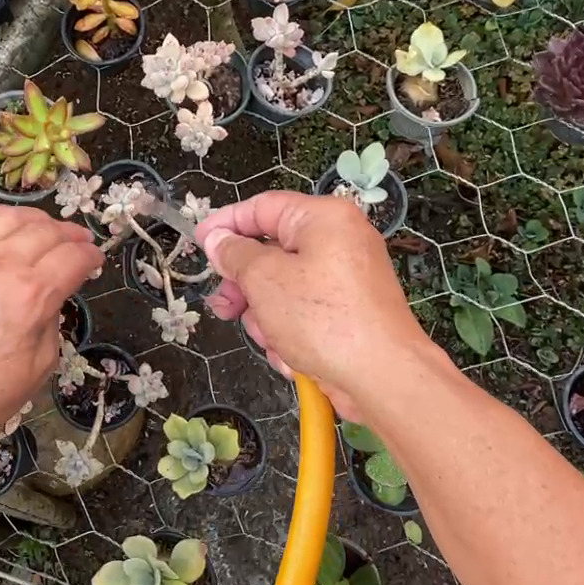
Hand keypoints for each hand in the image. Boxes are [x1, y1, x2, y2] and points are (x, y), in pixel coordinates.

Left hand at [0, 206, 101, 457]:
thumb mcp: (40, 366)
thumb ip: (51, 321)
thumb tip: (50, 298)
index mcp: (32, 294)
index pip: (74, 257)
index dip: (91, 255)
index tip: (95, 259)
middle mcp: (0, 265)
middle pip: (46, 231)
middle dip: (71, 234)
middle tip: (78, 242)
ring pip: (8, 216)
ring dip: (34, 220)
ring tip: (42, 230)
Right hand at [195, 192, 435, 419]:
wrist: (383, 377)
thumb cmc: (323, 319)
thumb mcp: (264, 279)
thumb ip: (235, 254)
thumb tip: (219, 240)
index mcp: (323, 218)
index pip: (262, 207)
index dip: (225, 224)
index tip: (199, 242)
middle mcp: (339, 240)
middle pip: (272, 252)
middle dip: (245, 284)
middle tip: (224, 306)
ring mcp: (347, 278)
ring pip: (284, 288)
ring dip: (266, 316)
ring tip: (269, 338)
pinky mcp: (350, 312)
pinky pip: (305, 312)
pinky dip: (290, 332)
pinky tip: (291, 355)